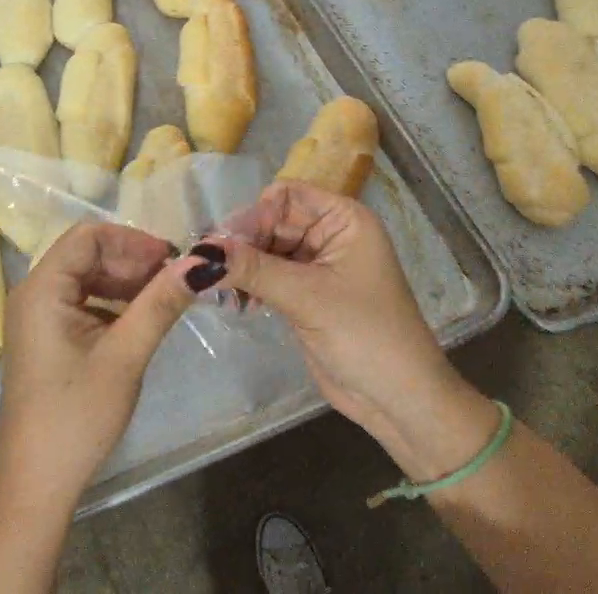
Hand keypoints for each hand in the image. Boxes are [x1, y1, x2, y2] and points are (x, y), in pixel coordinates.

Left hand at [0, 222, 201, 593]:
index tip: (171, 259)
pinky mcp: (45, 338)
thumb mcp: (124, 356)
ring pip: (86, 278)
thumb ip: (160, 304)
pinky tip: (140, 321)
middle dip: (131, 261)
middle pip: (86, 254)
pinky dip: (112, 304)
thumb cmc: (76, 416)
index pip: (88, 236)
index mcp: (41, 288)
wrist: (36, 483)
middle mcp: (33, 293)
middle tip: (175, 279)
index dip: (132, 240)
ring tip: (165, 299)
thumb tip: (201, 261)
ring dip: (125, 282)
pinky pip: (81, 303)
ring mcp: (36, 317)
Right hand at [202, 181, 494, 479]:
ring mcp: (318, 266)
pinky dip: (249, 285)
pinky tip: (234, 303)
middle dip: (241, 243)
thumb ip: (252, 270)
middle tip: (207, 270)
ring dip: (240, 267)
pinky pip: (268, 276)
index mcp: (345, 220)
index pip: (286, 195)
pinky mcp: (306, 295)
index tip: (223, 245)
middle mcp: (331, 235)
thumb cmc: (366, 336)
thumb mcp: (307, 298)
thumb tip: (196, 254)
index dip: (253, 215)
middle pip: (271, 222)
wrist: (401, 402)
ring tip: (216, 290)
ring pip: (265, 250)